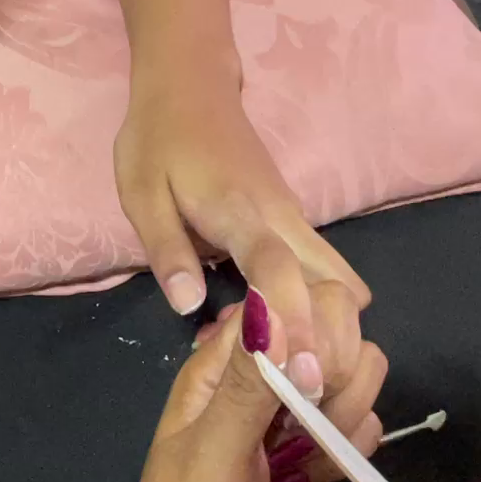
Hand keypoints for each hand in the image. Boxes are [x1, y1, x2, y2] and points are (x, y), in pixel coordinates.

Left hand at [116, 55, 369, 400]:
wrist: (191, 85)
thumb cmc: (159, 140)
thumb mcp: (142, 195)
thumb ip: (167, 251)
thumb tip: (189, 307)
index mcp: (239, 211)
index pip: (276, 268)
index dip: (288, 319)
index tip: (295, 370)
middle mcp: (283, 217)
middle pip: (331, 283)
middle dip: (329, 339)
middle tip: (310, 395)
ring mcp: (297, 218)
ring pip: (338, 279)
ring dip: (334, 327)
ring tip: (309, 380)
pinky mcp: (296, 222)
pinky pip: (325, 272)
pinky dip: (326, 308)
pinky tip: (303, 342)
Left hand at [118, 284, 383, 481]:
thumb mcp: (211, 452)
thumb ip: (249, 386)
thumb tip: (275, 309)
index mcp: (224, 360)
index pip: (286, 298)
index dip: (312, 327)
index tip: (310, 380)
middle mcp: (262, 372)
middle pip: (334, 326)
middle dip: (338, 370)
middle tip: (310, 419)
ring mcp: (292, 409)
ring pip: (356, 371)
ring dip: (348, 410)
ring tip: (308, 456)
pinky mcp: (316, 447)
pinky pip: (360, 421)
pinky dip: (350, 446)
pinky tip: (314, 479)